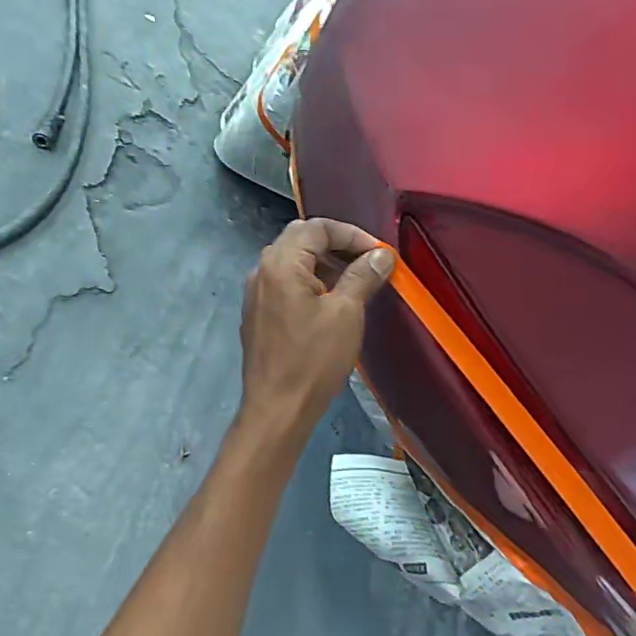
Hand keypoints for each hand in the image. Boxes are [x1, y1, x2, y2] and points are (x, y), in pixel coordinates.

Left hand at [236, 218, 395, 436]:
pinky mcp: (257, 314)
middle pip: (300, 239)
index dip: (351, 234)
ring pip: (291, 262)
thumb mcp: (346, 313)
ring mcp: (255, 293)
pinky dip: (308, 282)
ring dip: (323, 264)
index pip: (316, 228)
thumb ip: (362, 276)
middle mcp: (261, 271)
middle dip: (336, 245)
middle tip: (367, 262)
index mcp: (280, 264)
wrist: (277, 408)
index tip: (378, 253)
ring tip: (354, 282)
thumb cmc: (313, 360)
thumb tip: (380, 255)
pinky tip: (330, 302)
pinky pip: (283, 284)